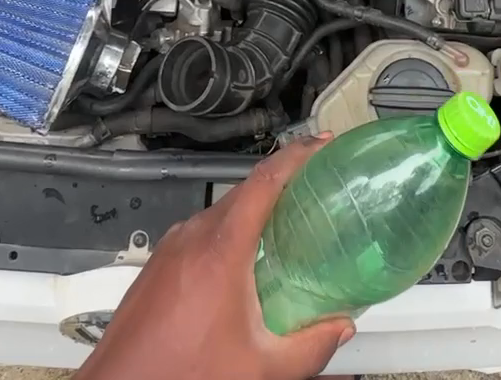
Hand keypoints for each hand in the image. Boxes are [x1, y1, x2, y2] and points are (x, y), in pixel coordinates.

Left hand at [75, 135, 354, 379]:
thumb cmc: (183, 375)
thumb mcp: (258, 370)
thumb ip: (308, 348)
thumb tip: (341, 328)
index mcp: (221, 249)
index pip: (264, 181)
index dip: (296, 155)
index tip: (321, 144)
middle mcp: (193, 235)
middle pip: (246, 190)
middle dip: (282, 181)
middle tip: (314, 186)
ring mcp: (172, 245)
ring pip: (222, 210)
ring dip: (254, 210)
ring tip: (285, 224)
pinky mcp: (159, 260)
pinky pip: (202, 230)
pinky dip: (229, 230)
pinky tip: (243, 258)